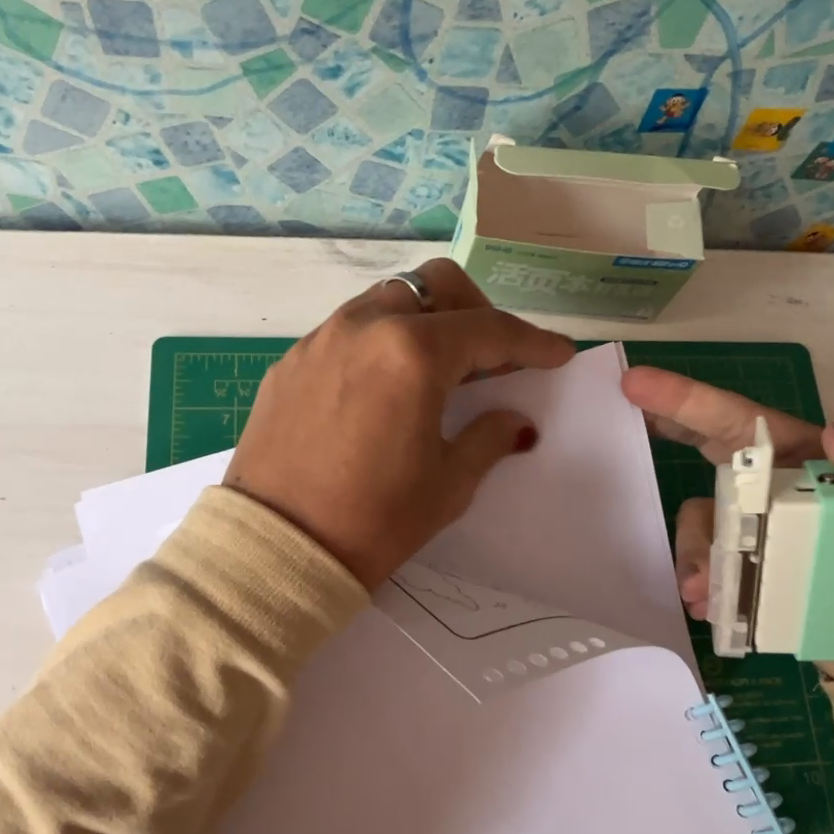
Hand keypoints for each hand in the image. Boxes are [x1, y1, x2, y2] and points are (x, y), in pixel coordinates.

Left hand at [225, 259, 576, 589]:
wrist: (278, 547)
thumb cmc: (373, 521)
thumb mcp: (447, 485)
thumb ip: (488, 438)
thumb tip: (515, 421)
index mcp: (411, 354)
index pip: (488, 331)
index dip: (531, 342)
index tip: (555, 353)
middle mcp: (364, 328)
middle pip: (435, 286)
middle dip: (474, 310)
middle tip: (489, 357)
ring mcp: (320, 340)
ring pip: (386, 301)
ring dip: (423, 321)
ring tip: (435, 371)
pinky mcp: (290, 363)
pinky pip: (347, 331)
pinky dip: (379, 343)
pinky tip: (383, 388)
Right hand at [621, 366, 833, 679]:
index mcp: (828, 468)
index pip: (757, 424)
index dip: (696, 400)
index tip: (640, 384)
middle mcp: (788, 496)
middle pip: (716, 456)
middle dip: (669, 431)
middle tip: (625, 422)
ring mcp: (766, 542)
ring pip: (705, 524)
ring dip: (691, 549)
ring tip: (701, 590)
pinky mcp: (753, 585)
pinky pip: (708, 572)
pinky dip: (699, 584)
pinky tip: (709, 606)